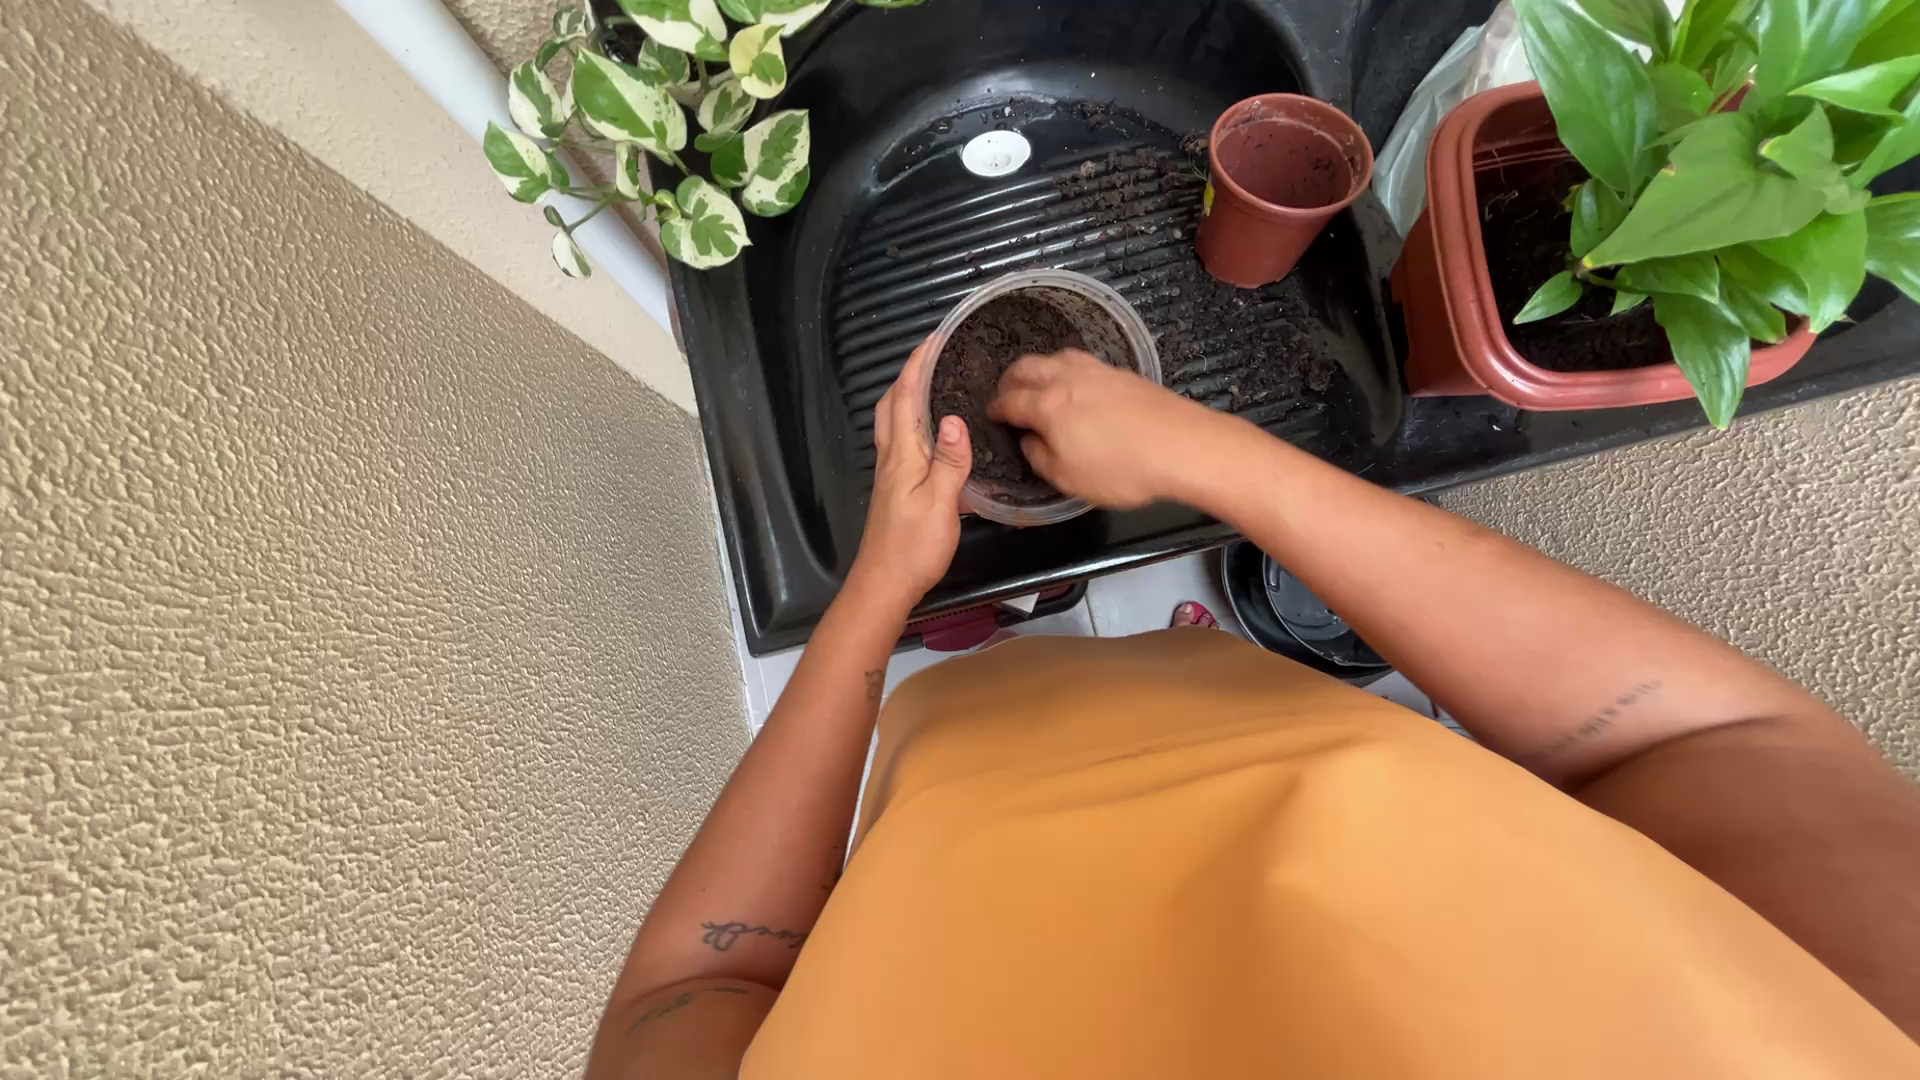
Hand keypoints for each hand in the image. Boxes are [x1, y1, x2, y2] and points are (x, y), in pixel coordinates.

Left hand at [848, 339, 971, 610]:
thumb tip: (954, 417)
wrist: (885, 584)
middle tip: (932, 359)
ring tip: (936, 388)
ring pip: (894, 426)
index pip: (904, 398)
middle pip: (890, 407)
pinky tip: (936, 439)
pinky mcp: (895, 493)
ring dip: (909, 401)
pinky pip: (903, 446)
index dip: (916, 366)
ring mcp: (890, 477)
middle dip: (907, 377)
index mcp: (901, 456)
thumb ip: (949, 461)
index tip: (933, 339)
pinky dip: (916, 428)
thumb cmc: (913, 546)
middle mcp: (891, 460)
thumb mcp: (940, 502)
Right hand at [988, 348, 1235, 508]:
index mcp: (1048, 406)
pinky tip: (1074, 382)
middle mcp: (1068, 379)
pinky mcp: (1123, 374)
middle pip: (1028, 367)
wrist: (1184, 447)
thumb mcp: (1068, 478)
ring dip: (1039, 367)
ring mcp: (1099, 371)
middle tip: (1006, 394)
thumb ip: (1040, 457)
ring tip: (1037, 382)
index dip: (996, 408)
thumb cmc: (1122, 468)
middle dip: (1011, 379)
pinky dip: (1066, 368)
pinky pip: (1082, 362)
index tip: (991, 414)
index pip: (1011, 401)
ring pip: (1056, 357)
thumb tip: (1031, 441)